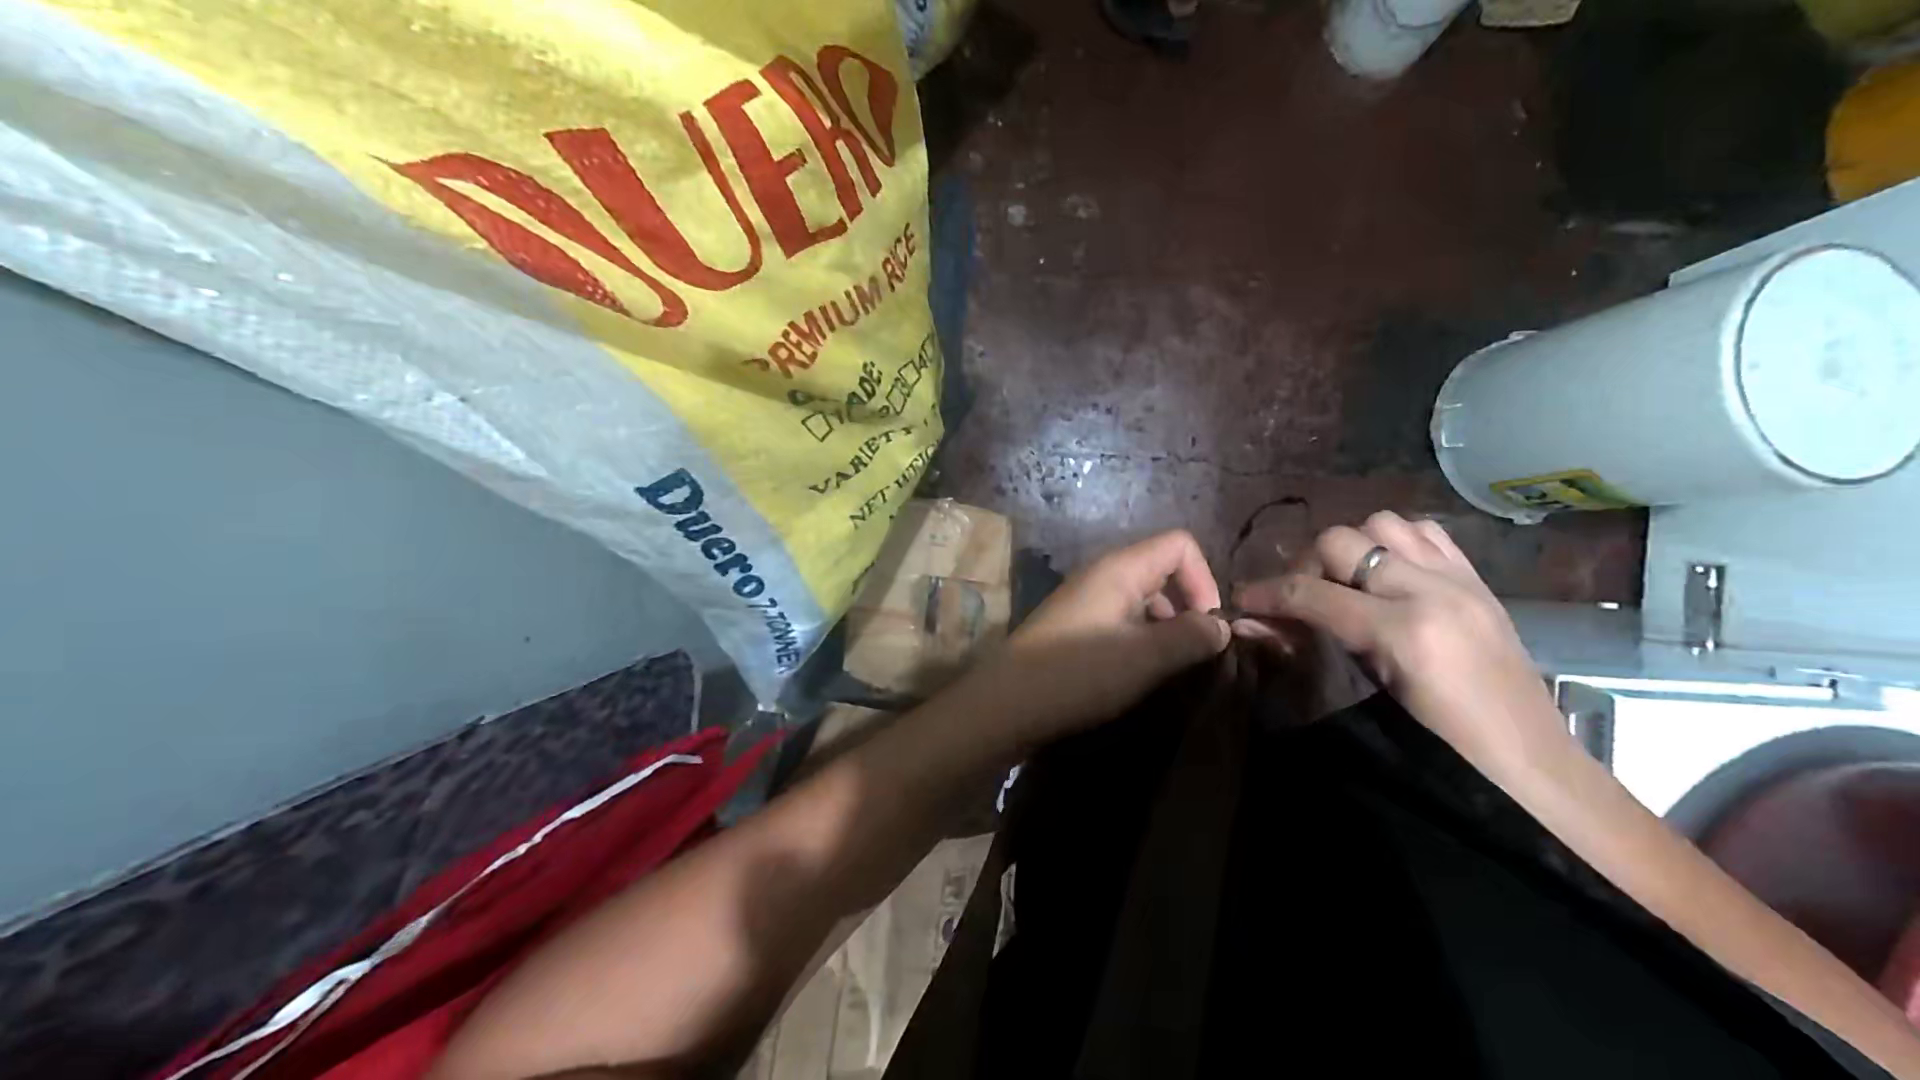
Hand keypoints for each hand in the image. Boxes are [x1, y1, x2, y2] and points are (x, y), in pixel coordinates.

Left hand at [977, 529, 1230, 744]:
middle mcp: (1102, 575)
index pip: (1179, 544)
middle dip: (1187, 607)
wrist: (1006, 704)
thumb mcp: (1145, 656)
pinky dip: (1139, 640)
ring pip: (1142, 600)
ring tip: (1168, 670)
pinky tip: (1138, 674)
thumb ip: (1191, 636)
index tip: (1208, 627)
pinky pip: (1120, 621)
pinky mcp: (1074, 627)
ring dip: (1163, 629)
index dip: (1204, 579)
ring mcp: (1085, 601)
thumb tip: (1222, 626)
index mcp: (1120, 568)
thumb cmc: (1078, 672)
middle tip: (1194, 655)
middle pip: (1162, 571)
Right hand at [1232, 512, 1566, 765]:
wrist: (1534, 770)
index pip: (1311, 593)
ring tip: (1344, 584)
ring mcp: (1461, 580)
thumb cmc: (1445, 752)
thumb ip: (1307, 653)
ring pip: (1382, 524)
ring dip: (1352, 548)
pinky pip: (1426, 533)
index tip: (1241, 601)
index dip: (1265, 594)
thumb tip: (1247, 626)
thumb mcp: (1367, 704)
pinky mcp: (1479, 581)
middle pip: (1341, 542)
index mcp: (1404, 631)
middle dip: (1307, 566)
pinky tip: (1386, 577)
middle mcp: (1432, 590)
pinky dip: (1394, 544)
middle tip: (1299, 601)